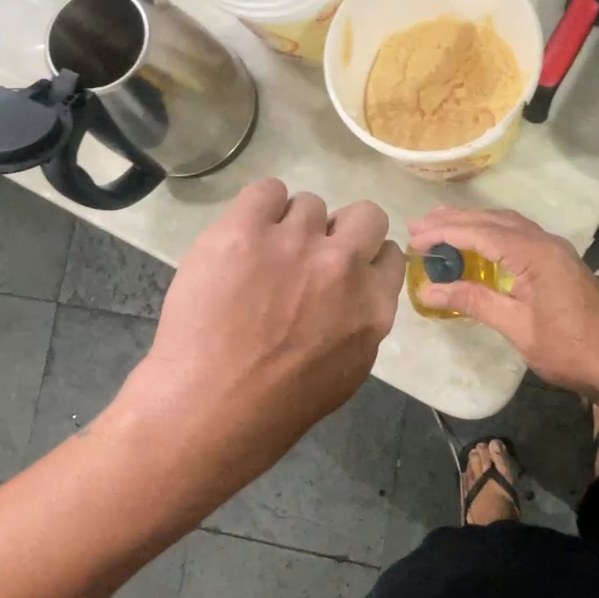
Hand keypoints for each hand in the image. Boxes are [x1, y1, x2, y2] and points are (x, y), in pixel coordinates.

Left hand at [128, 180, 406, 461]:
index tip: (342, 269)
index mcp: (372, 306)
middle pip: (365, 215)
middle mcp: (343, 265)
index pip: (389, 254)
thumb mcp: (346, 372)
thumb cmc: (277, 406)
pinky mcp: (246, 229)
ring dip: (292, 226)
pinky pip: (267, 190)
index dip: (365, 257)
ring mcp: (295, 242)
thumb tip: (353, 293)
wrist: (209, 408)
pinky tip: (244, 235)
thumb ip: (359, 322)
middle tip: (309, 255)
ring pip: (310, 204)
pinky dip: (260, 208)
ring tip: (262, 256)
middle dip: (342, 231)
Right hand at [408, 208, 598, 396]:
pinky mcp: (559, 260)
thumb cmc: (565, 349)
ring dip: (474, 222)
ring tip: (440, 225)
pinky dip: (493, 232)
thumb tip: (428, 290)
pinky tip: (477, 241)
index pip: (482, 233)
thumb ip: (472, 301)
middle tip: (419, 225)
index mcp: (536, 254)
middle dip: (455, 220)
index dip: (446, 233)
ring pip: (508, 224)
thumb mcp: (515, 327)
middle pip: (494, 221)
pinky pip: (520, 234)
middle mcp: (547, 242)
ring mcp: (556, 249)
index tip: (416, 239)